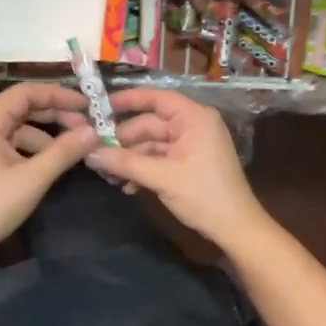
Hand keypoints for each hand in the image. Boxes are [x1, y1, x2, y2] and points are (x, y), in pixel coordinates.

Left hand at [0, 84, 97, 258]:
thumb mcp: (33, 178)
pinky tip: (49, 163)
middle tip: (85, 128)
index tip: (87, 106)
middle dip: (55, 115)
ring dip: (45, 135)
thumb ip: (64, 152)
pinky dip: (31, 149)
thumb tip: (93, 131)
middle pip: (22, 108)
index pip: (27, 92)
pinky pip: (9, 144)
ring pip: (17, 128)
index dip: (59, 95)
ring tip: (72, 150)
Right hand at [85, 88, 270, 246]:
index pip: (156, 98)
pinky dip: (144, 169)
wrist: (235, 228)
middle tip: (96, 153)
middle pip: (150, 124)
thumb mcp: (162, 178)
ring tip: (107, 176)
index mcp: (193, 118)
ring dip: (131, 159)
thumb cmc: (204, 196)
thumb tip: (90, 153)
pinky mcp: (189, 163)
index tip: (99, 107)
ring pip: (152, 144)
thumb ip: (125, 163)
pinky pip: (160, 158)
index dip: (128, 100)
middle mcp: (193, 125)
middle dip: (124, 141)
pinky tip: (127, 187)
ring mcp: (191, 145)